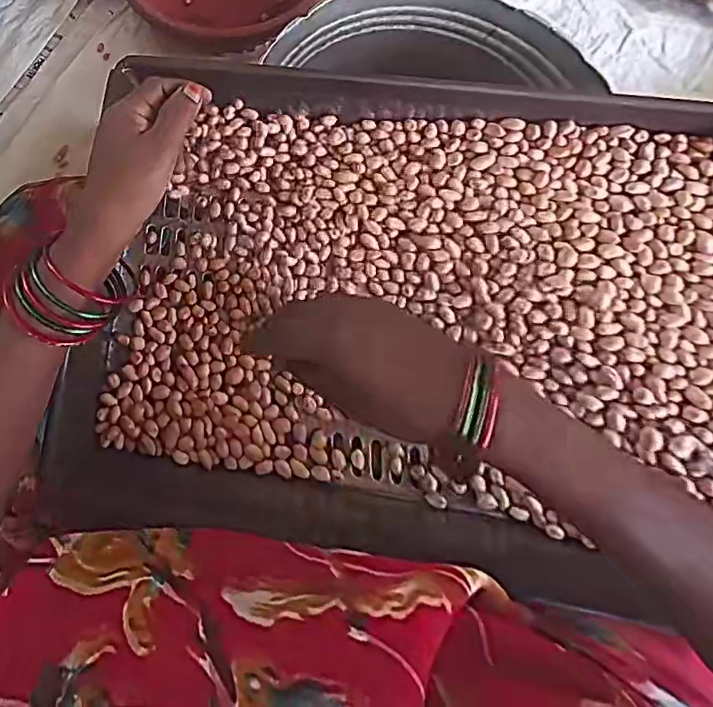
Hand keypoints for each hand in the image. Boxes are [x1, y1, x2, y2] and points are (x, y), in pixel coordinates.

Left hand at [51, 77, 209, 281]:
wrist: (104, 225)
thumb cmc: (130, 188)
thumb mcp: (163, 146)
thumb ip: (179, 113)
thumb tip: (193, 89)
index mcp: (125, 111)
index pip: (159, 84)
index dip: (186, 88)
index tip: (209, 100)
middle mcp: (117, 122)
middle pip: (155, 103)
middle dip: (181, 112)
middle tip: (203, 125)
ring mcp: (117, 141)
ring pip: (153, 126)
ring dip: (174, 134)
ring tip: (190, 149)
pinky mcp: (121, 160)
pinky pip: (147, 145)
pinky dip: (164, 150)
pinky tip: (173, 166)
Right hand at [248, 294, 478, 444]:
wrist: (466, 393)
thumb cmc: (405, 408)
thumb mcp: (350, 401)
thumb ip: (311, 375)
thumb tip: (287, 361)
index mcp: (327, 338)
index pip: (278, 333)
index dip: (258, 341)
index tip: (246, 349)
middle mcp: (338, 312)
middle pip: (292, 313)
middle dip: (274, 328)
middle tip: (267, 346)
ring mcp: (360, 305)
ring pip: (313, 304)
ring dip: (296, 319)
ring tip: (294, 341)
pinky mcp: (379, 306)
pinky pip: (335, 304)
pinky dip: (320, 315)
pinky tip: (326, 334)